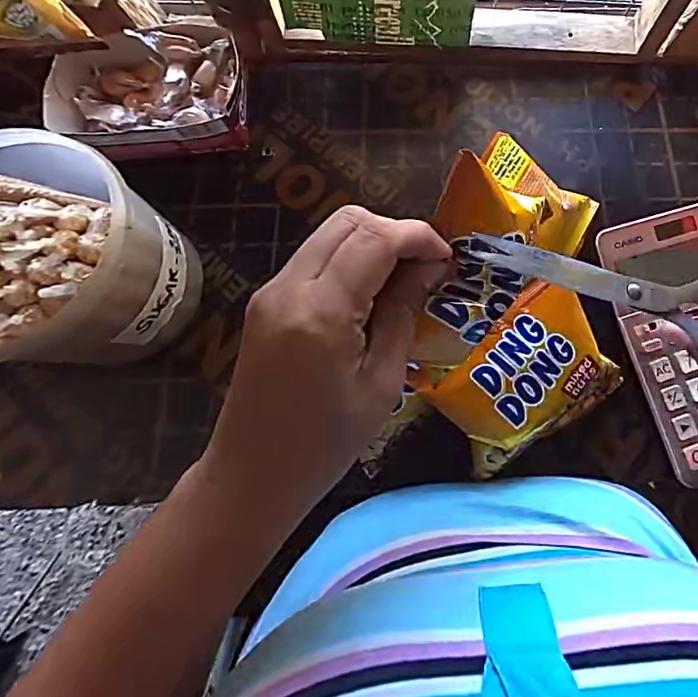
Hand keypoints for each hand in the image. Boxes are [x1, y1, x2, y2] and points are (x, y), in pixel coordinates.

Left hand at [200, 205, 451, 516]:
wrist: (251, 475)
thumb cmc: (324, 445)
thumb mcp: (381, 384)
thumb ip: (402, 315)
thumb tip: (427, 269)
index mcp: (321, 312)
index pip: (375, 239)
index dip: (418, 237)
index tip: (446, 258)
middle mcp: (289, 287)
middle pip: (347, 221)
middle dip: (394, 231)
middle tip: (425, 268)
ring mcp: (271, 291)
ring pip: (328, 234)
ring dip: (370, 243)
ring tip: (402, 281)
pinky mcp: (265, 301)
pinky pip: (313, 258)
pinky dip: (347, 260)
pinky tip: (369, 294)